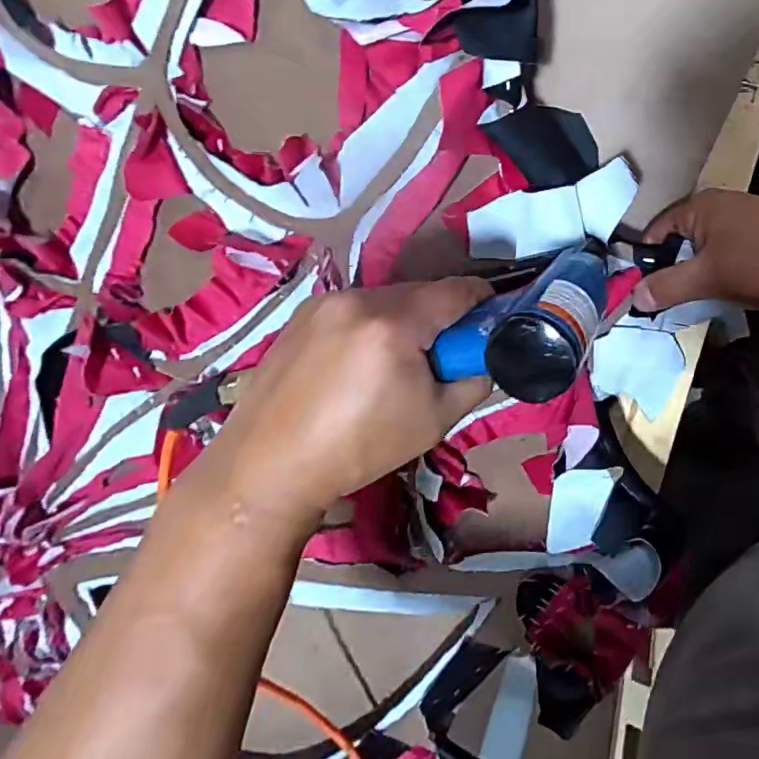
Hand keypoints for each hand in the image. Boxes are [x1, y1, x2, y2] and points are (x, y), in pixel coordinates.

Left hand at [196, 278, 493, 523]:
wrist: (268, 468)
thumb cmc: (358, 449)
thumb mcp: (435, 420)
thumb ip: (474, 379)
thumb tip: (484, 358)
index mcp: (393, 323)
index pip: (458, 289)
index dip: (483, 302)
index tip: (490, 321)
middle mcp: (358, 298)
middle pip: (421, 292)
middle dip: (440, 318)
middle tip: (439, 359)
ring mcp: (324, 302)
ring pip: (387, 299)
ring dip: (405, 321)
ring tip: (392, 367)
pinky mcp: (301, 314)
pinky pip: (355, 308)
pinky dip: (370, 325)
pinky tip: (356, 366)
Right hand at [633, 189, 758, 311]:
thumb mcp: (711, 278)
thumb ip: (668, 286)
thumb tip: (632, 296)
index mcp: (700, 206)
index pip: (655, 232)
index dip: (645, 262)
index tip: (639, 293)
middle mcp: (718, 205)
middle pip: (679, 241)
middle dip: (672, 271)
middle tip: (665, 303)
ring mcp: (742, 218)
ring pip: (703, 250)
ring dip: (697, 275)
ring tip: (695, 300)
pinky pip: (725, 253)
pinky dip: (719, 272)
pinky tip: (725, 291)